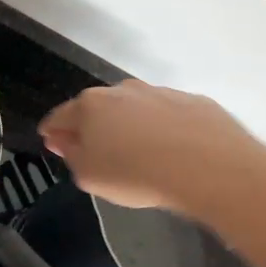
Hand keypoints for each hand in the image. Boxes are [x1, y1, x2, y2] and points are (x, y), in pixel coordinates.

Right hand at [38, 81, 265, 217]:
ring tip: (140, 156)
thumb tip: (66, 140)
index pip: (58, 118)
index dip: (53, 134)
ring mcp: (160, 92)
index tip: (55, 146)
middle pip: (97, 109)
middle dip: (93, 128)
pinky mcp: (194, 101)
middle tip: (98, 155)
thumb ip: (71, 155)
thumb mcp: (89, 176)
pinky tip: (173, 153)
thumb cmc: (137, 174)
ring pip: (133, 109)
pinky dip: (164, 129)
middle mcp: (121, 90)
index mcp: (89, 106)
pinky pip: (168, 116)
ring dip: (129, 126)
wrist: (212, 169)